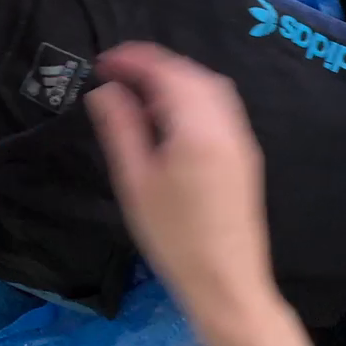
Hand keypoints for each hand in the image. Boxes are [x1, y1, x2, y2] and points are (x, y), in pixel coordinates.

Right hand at [85, 42, 276, 333]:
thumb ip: (119, 128)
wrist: (227, 285)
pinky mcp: (243, 154)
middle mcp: (225, 126)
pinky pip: (218, 104)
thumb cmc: (173, 236)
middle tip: (115, 71)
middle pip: (190, 73)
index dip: (132, 60)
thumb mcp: (134, 181)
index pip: (165, 72)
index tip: (102, 63)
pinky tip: (167, 111)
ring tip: (138, 86)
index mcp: (196, 130)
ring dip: (172, 75)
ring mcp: (239, 139)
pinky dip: (190, 92)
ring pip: (208, 86)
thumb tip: (104, 90)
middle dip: (152, 63)